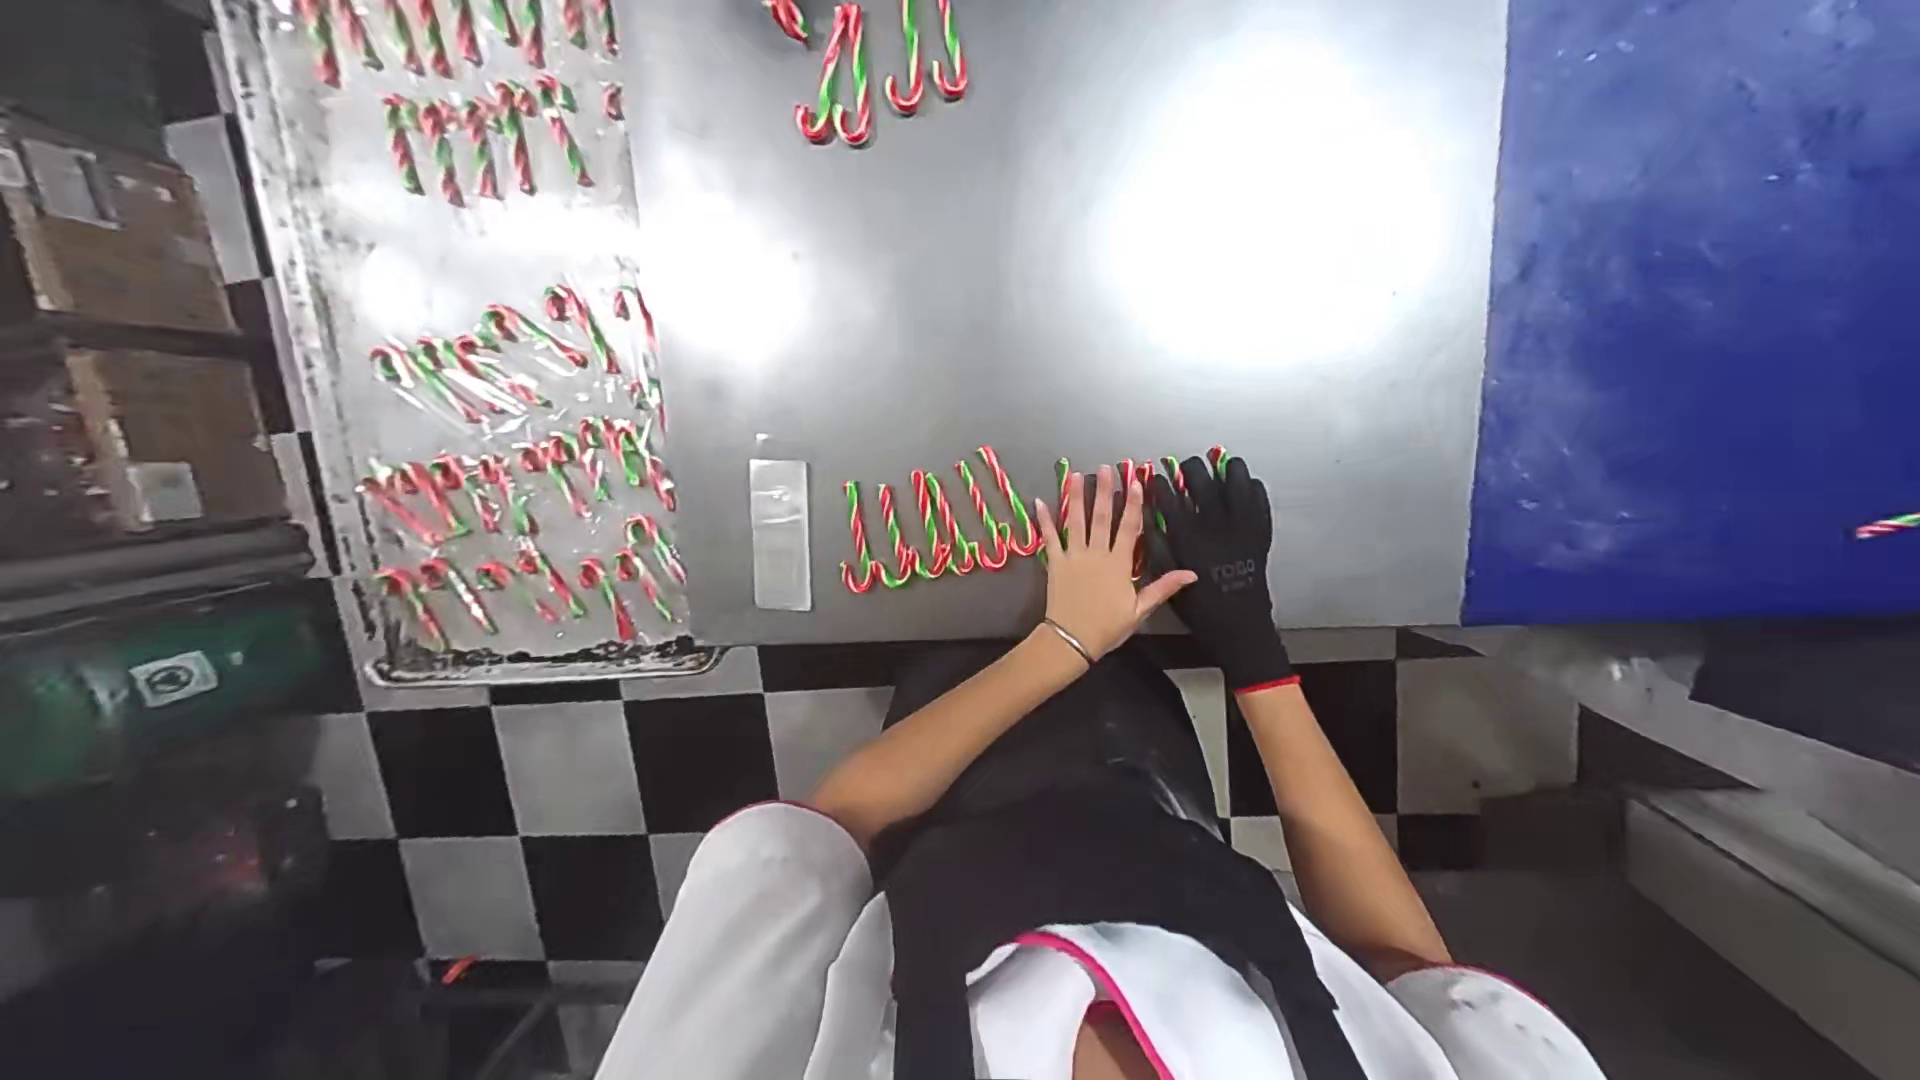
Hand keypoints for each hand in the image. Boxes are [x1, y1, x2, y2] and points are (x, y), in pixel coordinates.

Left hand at [1033, 464, 1196, 660]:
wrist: (1072, 639)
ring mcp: (1073, 556)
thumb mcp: (1139, 610)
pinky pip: (1049, 538)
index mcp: (1118, 564)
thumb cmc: (1107, 627)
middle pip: (1102, 517)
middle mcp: (1096, 554)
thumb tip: (1191, 574)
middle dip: (1105, 491)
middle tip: (1105, 468)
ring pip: (1075, 521)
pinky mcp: (1055, 563)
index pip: (1128, 528)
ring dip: (1075, 497)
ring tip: (1076, 475)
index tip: (1135, 482)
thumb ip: (1163, 588)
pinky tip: (1040, 502)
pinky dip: (1045, 520)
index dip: (1133, 504)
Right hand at [1146, 454, 1292, 691]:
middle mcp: (1215, 525)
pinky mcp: (1260, 531)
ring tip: (1220, 467)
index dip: (1162, 485)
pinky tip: (1243, 486)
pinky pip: (1258, 499)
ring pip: (1236, 482)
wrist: (1239, 622)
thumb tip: (1150, 519)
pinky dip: (1251, 487)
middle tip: (1186, 467)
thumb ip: (1159, 546)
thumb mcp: (1169, 577)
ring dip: (1226, 470)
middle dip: (1191, 469)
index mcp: (1189, 537)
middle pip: (1202, 481)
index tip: (1157, 478)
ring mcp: (1242, 526)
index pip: (1171, 498)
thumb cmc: (1199, 605)